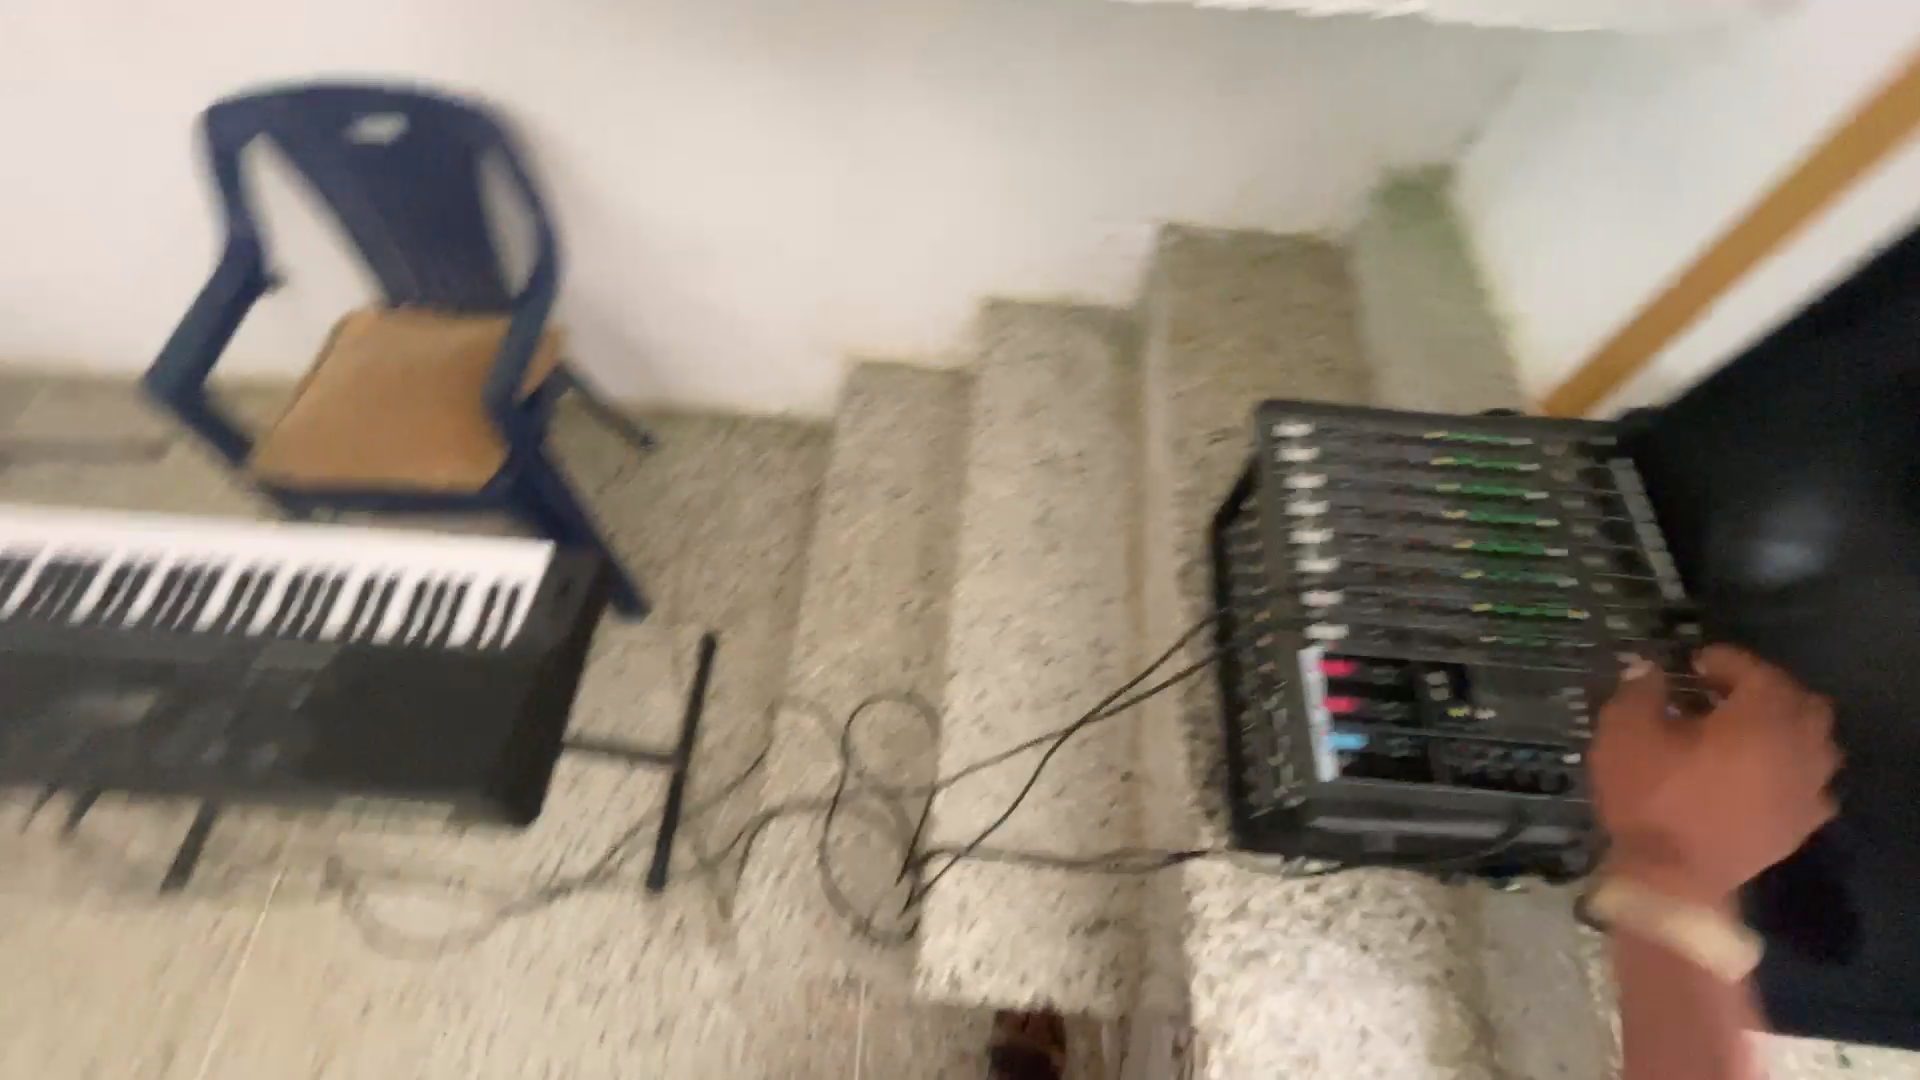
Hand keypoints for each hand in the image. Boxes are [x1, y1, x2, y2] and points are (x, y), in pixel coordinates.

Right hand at [1590, 646, 1840, 908]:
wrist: (1673, 872)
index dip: (1727, 660)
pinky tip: (1749, 771)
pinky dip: (1785, 764)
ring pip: (1815, 743)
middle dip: (1764, 689)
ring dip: (1781, 726)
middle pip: (1804, 704)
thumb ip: (1639, 693)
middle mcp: (1799, 751)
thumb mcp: (1623, 732)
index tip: (1692, 659)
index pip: (1760, 675)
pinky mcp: (1803, 821)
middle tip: (1718, 689)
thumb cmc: (1647, 793)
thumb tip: (1647, 668)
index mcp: (1759, 723)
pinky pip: (1809, 780)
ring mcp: (1809, 790)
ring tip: (1735, 728)